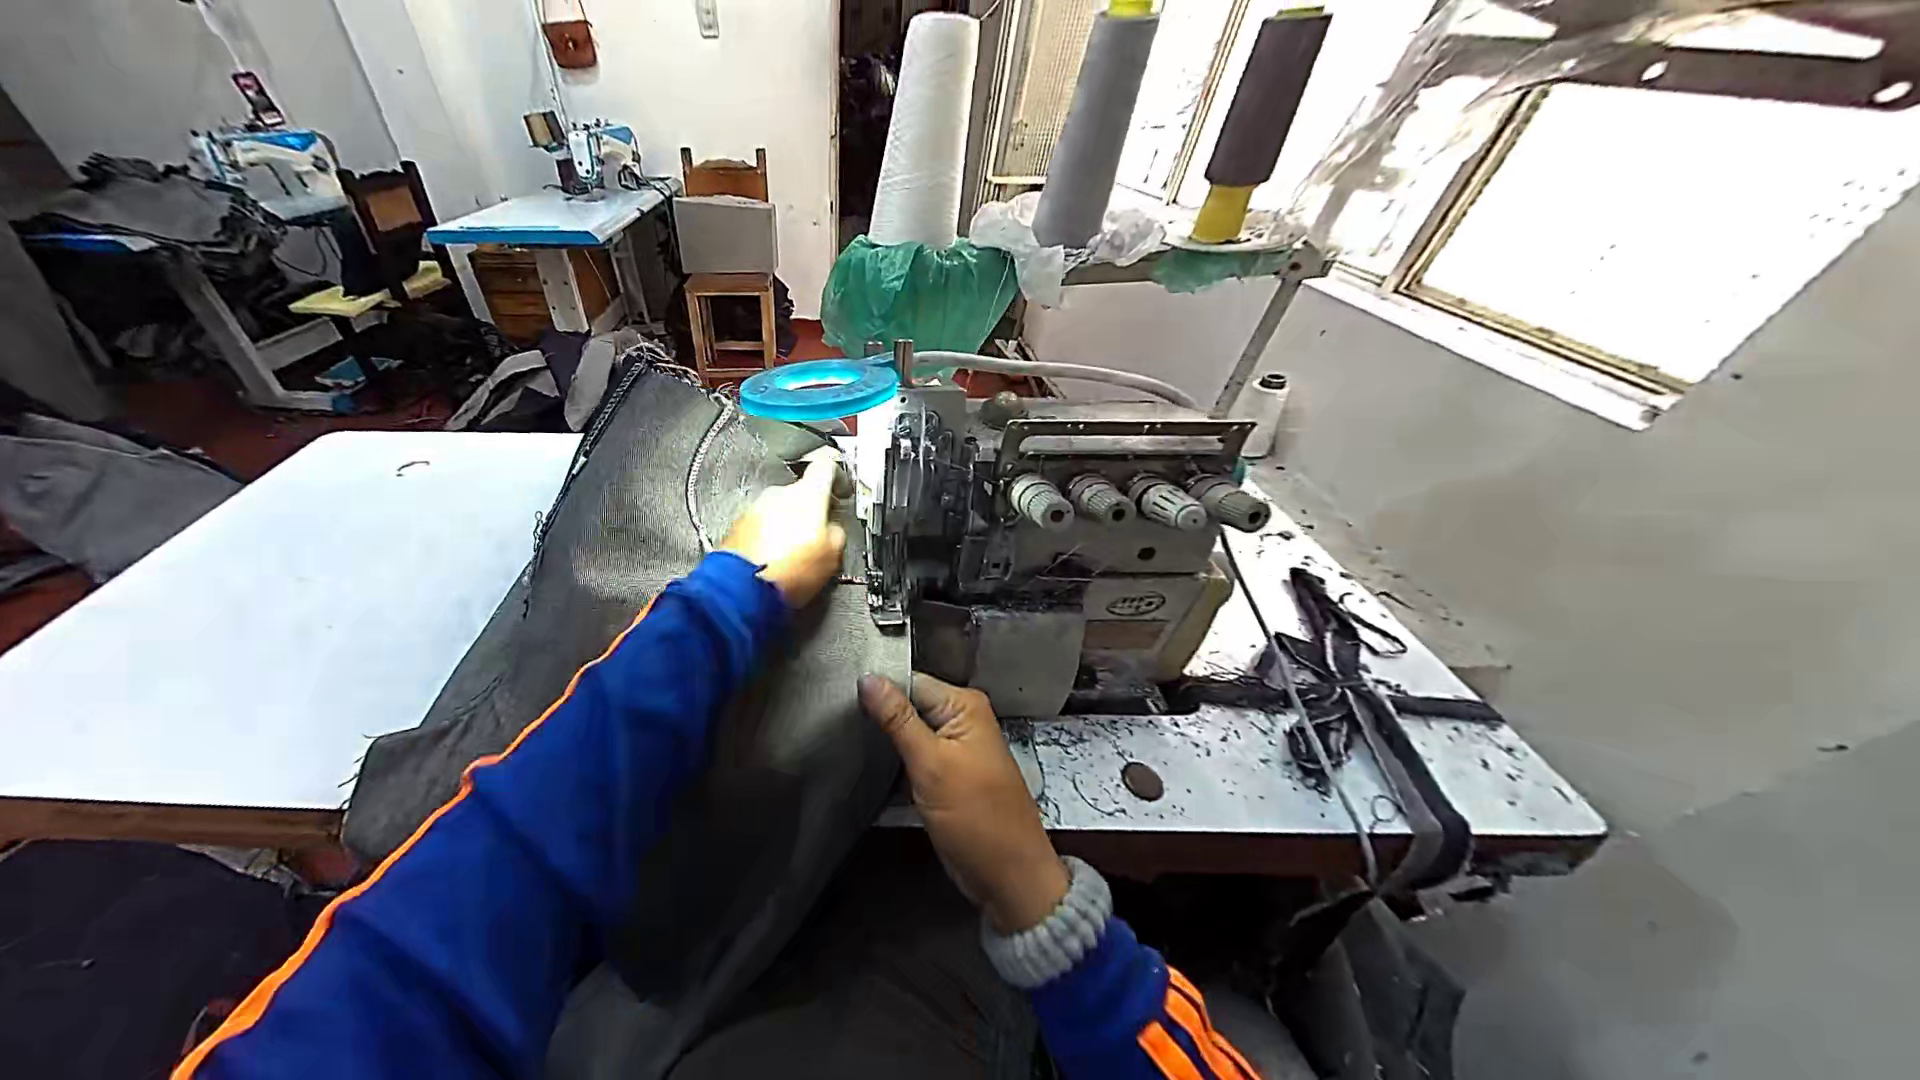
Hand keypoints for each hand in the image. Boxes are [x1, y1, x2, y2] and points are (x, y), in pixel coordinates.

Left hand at [719, 453, 847, 607]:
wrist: (744, 589)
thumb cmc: (788, 571)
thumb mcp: (833, 555)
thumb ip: (837, 532)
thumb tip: (833, 530)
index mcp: (808, 494)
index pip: (826, 466)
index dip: (837, 476)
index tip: (840, 489)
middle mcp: (779, 494)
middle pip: (802, 493)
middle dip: (811, 512)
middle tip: (819, 536)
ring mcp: (756, 508)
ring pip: (781, 510)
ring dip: (789, 526)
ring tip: (795, 555)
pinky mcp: (739, 525)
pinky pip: (762, 524)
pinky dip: (770, 536)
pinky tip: (776, 559)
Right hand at [859, 672, 1069, 933]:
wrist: (1007, 877)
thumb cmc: (977, 818)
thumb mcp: (931, 764)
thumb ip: (898, 719)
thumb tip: (868, 679)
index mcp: (964, 705)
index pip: (910, 681)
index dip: (877, 687)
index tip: (839, 696)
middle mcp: (961, 719)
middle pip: (908, 703)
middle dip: (877, 713)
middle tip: (835, 720)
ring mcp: (953, 747)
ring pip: (907, 731)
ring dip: (883, 738)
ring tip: (843, 738)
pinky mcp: (944, 773)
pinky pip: (912, 755)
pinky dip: (893, 759)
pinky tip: (866, 761)